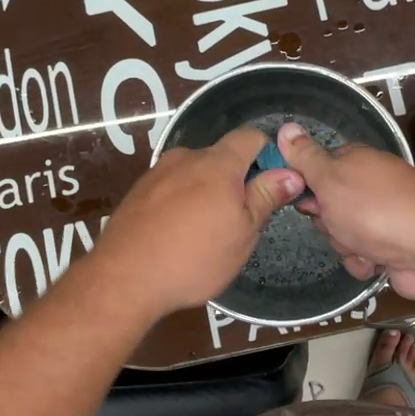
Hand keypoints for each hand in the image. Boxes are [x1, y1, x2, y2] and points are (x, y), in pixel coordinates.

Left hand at [87, 127, 303, 319]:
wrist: (124, 278)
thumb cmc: (194, 257)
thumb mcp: (243, 233)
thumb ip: (265, 197)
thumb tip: (290, 172)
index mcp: (217, 163)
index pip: (250, 137)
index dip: (267, 155)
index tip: (271, 187)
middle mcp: (185, 158)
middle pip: (221, 157)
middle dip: (235, 180)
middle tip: (239, 219)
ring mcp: (157, 173)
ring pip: (194, 174)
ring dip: (207, 193)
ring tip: (205, 232)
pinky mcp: (137, 192)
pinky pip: (171, 189)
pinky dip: (181, 203)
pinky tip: (177, 235)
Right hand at [276, 122, 414, 300]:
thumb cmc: (374, 208)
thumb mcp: (330, 177)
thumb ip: (305, 157)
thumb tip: (285, 127)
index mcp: (356, 161)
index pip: (319, 169)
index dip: (309, 187)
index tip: (307, 199)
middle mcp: (370, 186)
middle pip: (328, 207)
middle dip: (329, 223)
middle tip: (338, 223)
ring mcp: (383, 217)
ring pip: (342, 235)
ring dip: (346, 246)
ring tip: (362, 246)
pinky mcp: (392, 247)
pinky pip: (362, 256)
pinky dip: (365, 262)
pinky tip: (374, 261)